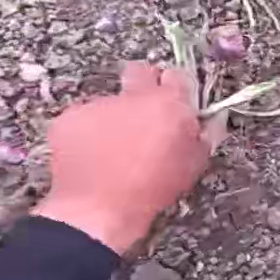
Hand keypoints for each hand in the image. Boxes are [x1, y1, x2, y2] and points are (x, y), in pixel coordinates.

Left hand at [33, 62, 214, 254]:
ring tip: (116, 146)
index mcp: (170, 104)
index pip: (177, 74)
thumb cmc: (154, 187)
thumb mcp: (196, 162)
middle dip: (145, 83)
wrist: (99, 208)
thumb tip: (210, 119)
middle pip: (140, 70)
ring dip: (117, 114)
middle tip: (146, 109)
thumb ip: (206, 132)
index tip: (176, 101)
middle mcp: (134, 96)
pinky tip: (95, 154)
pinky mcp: (69, 118)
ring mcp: (99, 105)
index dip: (177, 87)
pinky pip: (85, 116)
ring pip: (112, 100)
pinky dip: (90, 130)